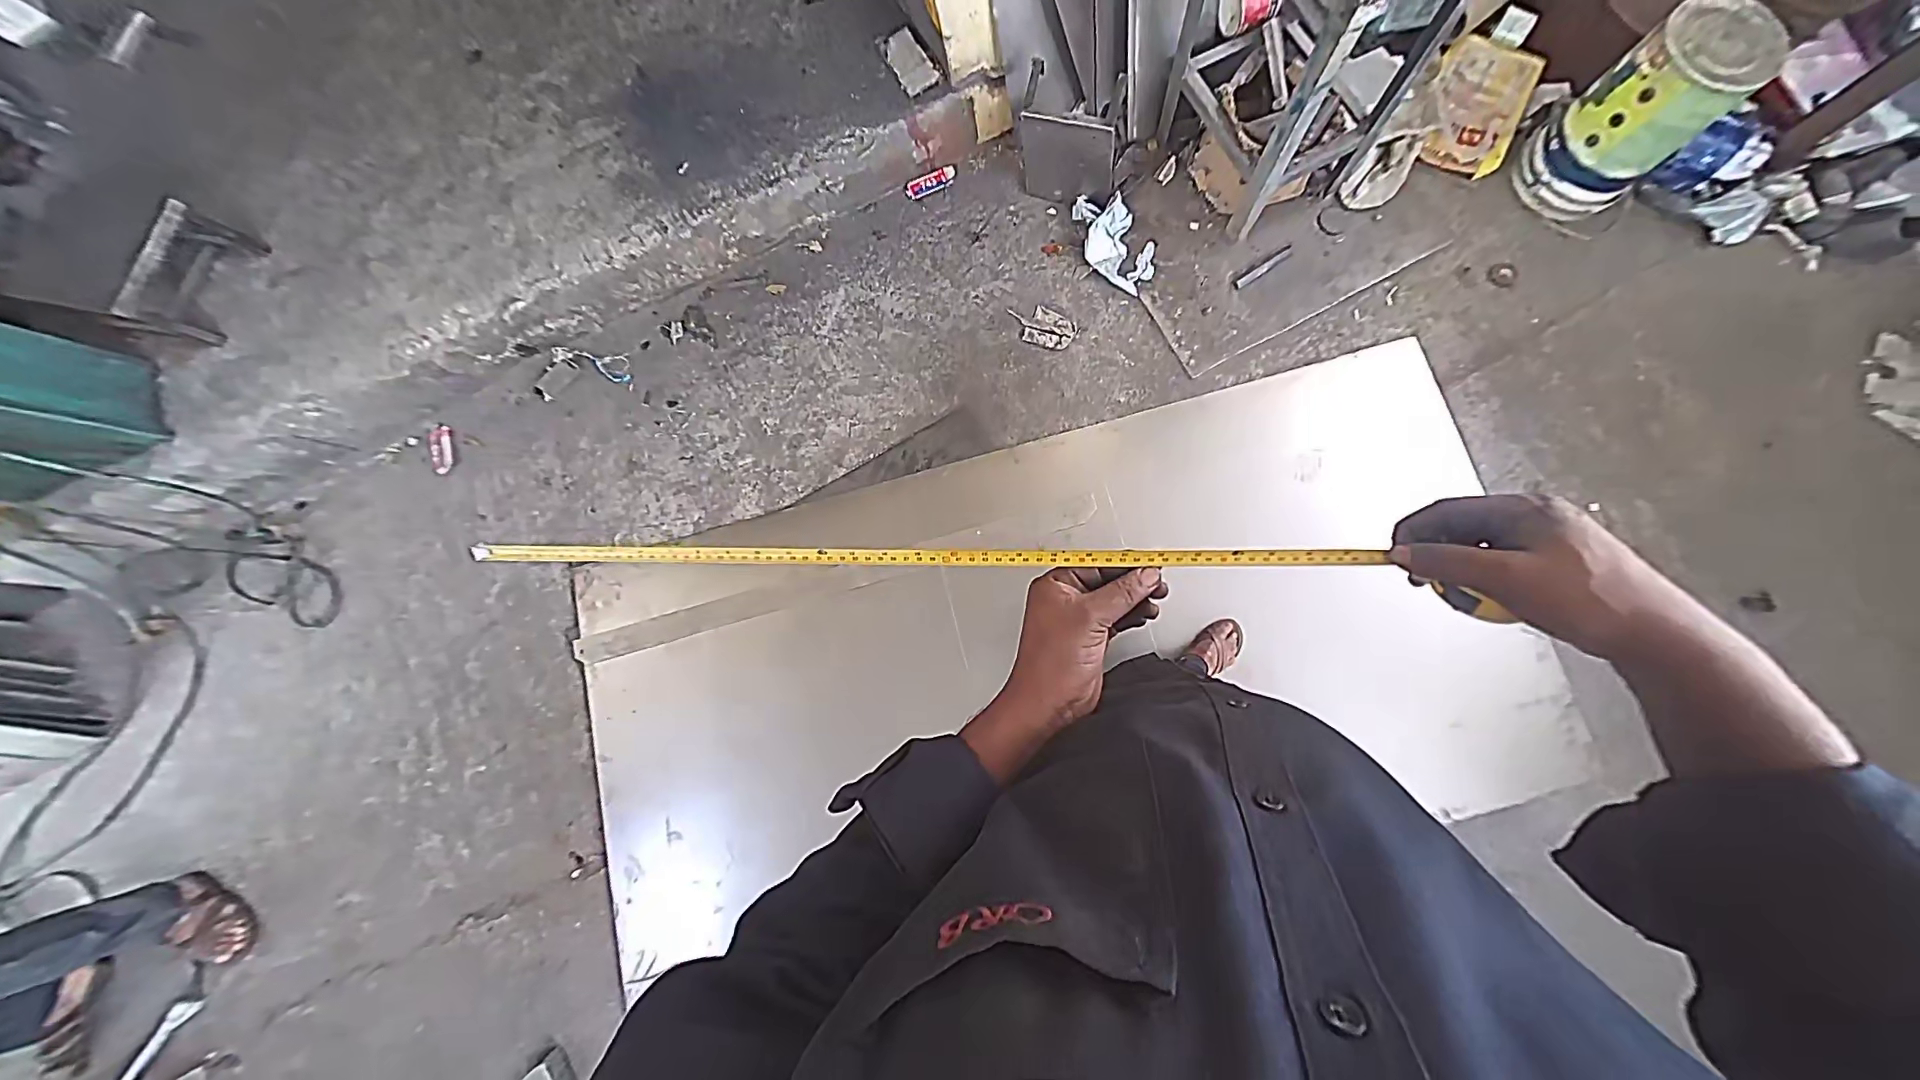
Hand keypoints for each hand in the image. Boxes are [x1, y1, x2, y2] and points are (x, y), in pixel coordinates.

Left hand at [960, 567, 1166, 781]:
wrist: (1049, 704)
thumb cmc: (1049, 665)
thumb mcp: (1090, 617)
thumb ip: (1121, 593)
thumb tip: (1144, 575)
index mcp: (1055, 586)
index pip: (1095, 563)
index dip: (1124, 564)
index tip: (1149, 564)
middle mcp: (1064, 600)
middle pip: (1106, 580)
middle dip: (1133, 582)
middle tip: (1156, 582)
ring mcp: (1077, 620)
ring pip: (1113, 599)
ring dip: (1136, 598)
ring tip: (1155, 596)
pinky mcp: (1090, 638)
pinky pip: (1116, 617)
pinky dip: (1132, 614)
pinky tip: (1144, 613)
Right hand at [1389, 495, 1713, 660]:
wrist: (1654, 634)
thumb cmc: (1591, 600)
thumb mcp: (1501, 577)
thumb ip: (1445, 561)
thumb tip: (1405, 552)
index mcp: (1525, 508)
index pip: (1447, 510)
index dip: (1414, 533)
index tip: (1396, 556)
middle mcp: (1536, 517)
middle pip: (1461, 529)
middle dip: (1440, 558)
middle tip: (1430, 583)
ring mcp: (1548, 540)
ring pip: (1479, 549)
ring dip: (1464, 575)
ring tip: (1474, 600)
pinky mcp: (1555, 563)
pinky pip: (1500, 565)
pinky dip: (1487, 584)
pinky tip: (1498, 603)